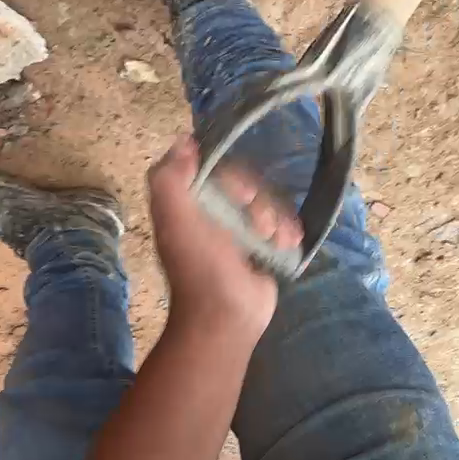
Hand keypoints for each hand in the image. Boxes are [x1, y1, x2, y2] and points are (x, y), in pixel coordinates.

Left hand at [147, 136, 299, 341]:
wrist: (226, 317)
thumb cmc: (200, 267)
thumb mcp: (175, 219)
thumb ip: (170, 178)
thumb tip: (184, 141)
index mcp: (189, 207)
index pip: (214, 171)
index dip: (231, 175)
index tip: (240, 191)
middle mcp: (213, 218)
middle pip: (246, 187)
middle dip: (258, 199)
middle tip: (258, 221)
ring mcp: (240, 236)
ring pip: (267, 206)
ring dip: (275, 217)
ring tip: (274, 238)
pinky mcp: (263, 253)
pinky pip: (282, 227)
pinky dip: (288, 232)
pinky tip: (287, 243)